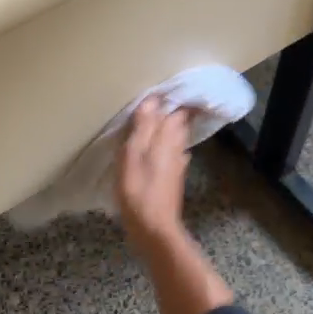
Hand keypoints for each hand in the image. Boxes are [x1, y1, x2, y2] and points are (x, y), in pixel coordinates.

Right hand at [115, 96, 192, 256]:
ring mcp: (178, 163)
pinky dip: (166, 143)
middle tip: (162, 98)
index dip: (176, 98)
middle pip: (180, 122)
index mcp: (168, 138)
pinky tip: (157, 147)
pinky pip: (173, 151)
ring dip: (169, 126)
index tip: (168, 86)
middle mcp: (177, 147)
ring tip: (156, 118)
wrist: (154, 227)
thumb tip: (152, 100)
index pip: (179, 110)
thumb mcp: (132, 155)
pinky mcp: (173, 177)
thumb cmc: (138, 190)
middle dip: (174, 109)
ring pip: (177, 137)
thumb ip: (143, 127)